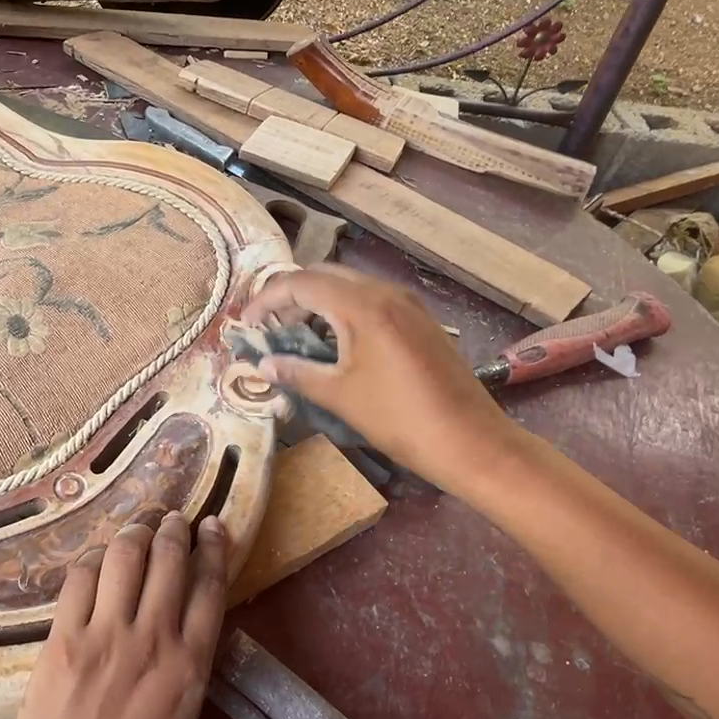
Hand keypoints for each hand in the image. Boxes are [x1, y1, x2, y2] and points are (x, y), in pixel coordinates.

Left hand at [0, 513, 227, 718]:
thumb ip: (185, 666)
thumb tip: (184, 620)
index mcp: (190, 667)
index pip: (211, 587)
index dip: (215, 547)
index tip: (213, 526)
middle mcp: (153, 639)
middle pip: (169, 559)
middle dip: (174, 529)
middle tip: (173, 519)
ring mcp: (105, 634)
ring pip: (125, 555)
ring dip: (134, 533)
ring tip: (137, 529)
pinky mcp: (63, 636)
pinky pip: (80, 577)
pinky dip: (92, 559)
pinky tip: (95, 559)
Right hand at [241, 264, 522, 493]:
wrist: (472, 442)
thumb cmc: (400, 419)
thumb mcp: (339, 396)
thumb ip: (296, 372)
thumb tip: (262, 363)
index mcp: (362, 305)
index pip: (300, 283)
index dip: (266, 299)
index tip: (246, 322)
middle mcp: (385, 293)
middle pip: (325, 275)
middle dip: (290, 295)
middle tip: (268, 325)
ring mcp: (407, 304)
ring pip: (349, 286)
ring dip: (318, 302)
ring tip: (296, 335)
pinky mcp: (420, 321)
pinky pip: (371, 300)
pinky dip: (343, 310)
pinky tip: (335, 342)